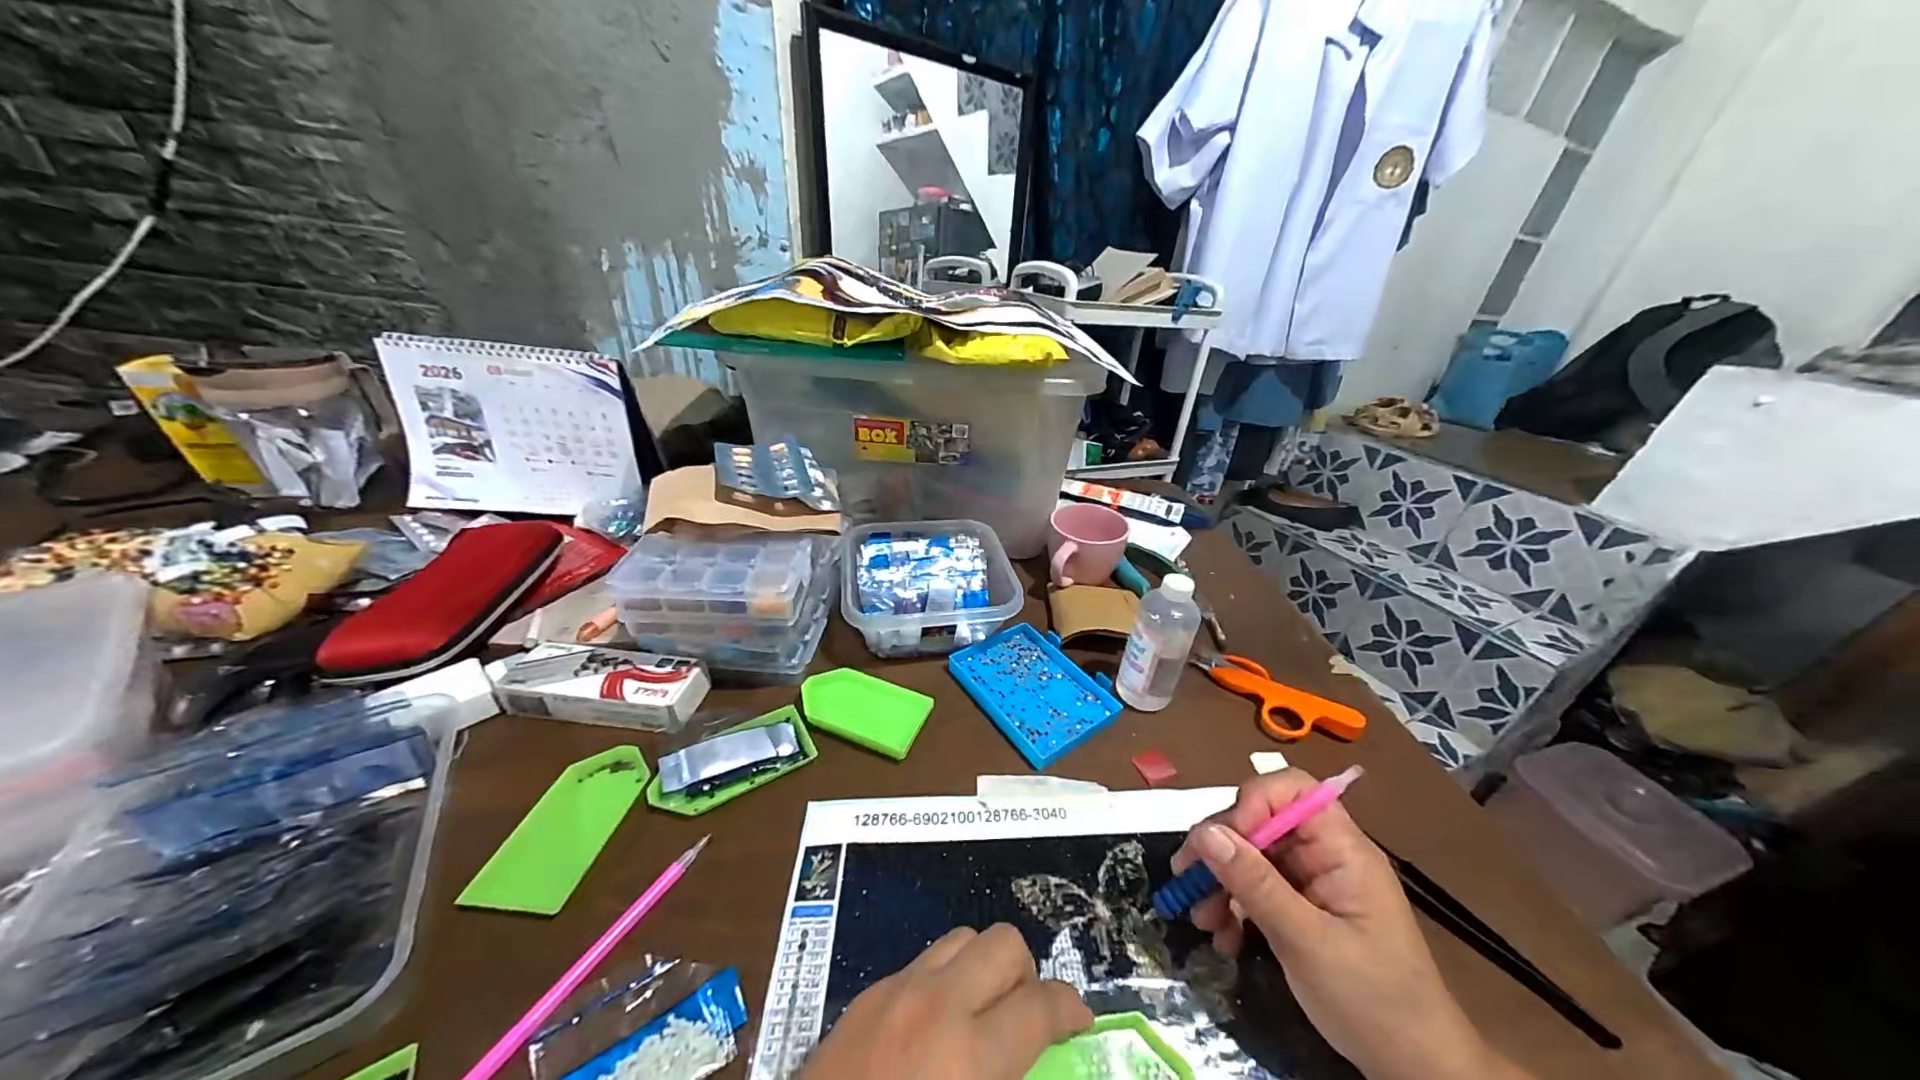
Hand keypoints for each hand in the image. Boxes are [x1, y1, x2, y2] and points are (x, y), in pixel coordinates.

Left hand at [798, 923, 1092, 1079]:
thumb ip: (1010, 1074)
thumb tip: (1033, 1056)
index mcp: (969, 1054)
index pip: (1041, 1005)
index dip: (1071, 1010)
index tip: (1079, 1022)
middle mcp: (935, 1004)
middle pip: (1004, 944)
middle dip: (1027, 976)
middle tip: (1025, 1018)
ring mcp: (896, 990)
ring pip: (962, 938)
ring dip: (984, 968)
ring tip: (982, 1011)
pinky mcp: (867, 994)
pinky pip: (923, 960)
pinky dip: (944, 979)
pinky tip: (935, 1022)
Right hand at [1173, 770, 1527, 1079]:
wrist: (1417, 1070)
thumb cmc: (1374, 1001)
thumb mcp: (1307, 942)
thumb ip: (1255, 883)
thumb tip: (1205, 833)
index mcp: (1342, 850)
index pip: (1291, 790)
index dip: (1251, 803)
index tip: (1220, 842)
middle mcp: (1326, 855)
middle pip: (1261, 821)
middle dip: (1221, 849)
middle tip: (1186, 879)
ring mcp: (1313, 882)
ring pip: (1252, 856)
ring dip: (1220, 882)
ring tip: (1201, 919)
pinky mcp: (1303, 908)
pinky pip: (1257, 888)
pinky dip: (1234, 907)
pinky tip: (1223, 937)